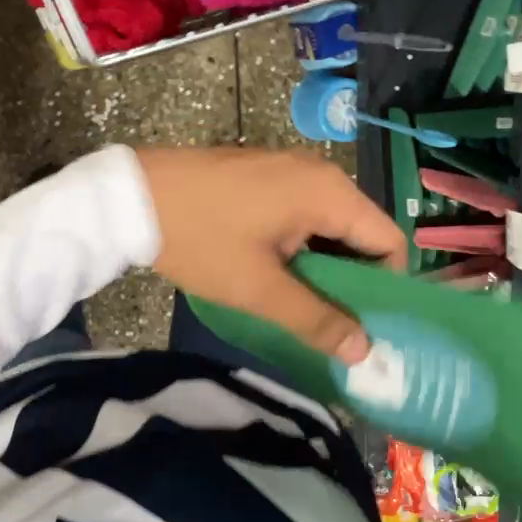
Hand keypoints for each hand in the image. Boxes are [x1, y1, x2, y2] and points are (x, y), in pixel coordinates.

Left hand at [135, 147, 407, 363]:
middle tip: (336, 326)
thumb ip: (315, 320)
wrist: (132, 196)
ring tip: (306, 309)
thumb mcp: (257, 289)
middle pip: (363, 233)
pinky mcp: (267, 176)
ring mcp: (291, 171)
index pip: (390, 242)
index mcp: (329, 194)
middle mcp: (320, 174)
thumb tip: (364, 350)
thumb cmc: (199, 240)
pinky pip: (306, 215)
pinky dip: (304, 247)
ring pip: (332, 226)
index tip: (369, 326)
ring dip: (326, 268)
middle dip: (355, 282)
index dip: (388, 288)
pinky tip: (281, 277)